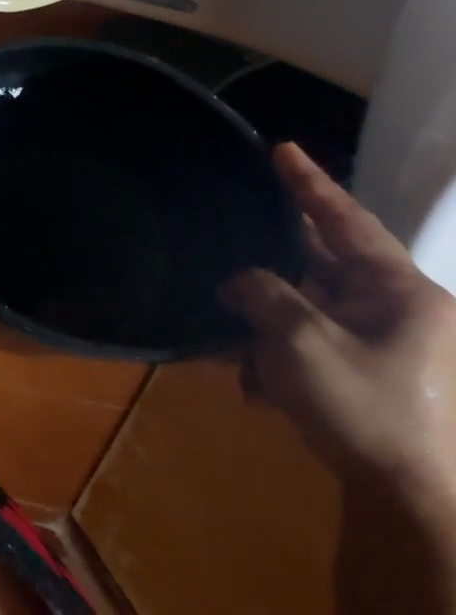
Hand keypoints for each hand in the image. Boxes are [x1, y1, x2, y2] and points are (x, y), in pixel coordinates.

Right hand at [221, 143, 455, 496]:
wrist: (414, 495)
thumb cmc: (365, 405)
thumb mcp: (298, 340)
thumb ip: (261, 293)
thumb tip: (241, 280)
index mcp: (403, 293)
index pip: (347, 222)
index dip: (310, 184)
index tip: (281, 148)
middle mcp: (402, 311)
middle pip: (317, 272)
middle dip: (267, 286)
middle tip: (231, 288)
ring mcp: (392, 346)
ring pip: (305, 314)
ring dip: (266, 336)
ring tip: (245, 367)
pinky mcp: (377, 376)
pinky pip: (311, 347)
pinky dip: (280, 363)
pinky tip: (264, 391)